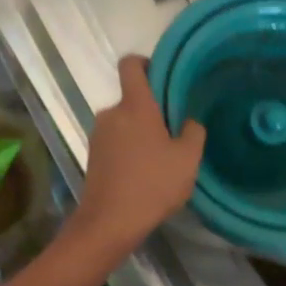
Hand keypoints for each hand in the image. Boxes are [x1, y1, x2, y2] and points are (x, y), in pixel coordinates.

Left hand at [71, 55, 205, 251]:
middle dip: (151, 111)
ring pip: (124, 122)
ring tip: (160, 158)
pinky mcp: (93, 155)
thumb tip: (187, 121)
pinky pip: (115, 141)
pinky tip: (143, 172)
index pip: (131, 64)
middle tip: (173, 132)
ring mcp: (98, 135)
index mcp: (135, 106)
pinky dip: (128, 149)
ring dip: (140, 133)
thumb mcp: (188, 159)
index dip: (145, 63)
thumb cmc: (153, 184)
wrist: (110, 221)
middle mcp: (111, 113)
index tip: (162, 77)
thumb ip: (193, 132)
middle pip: (132, 99)